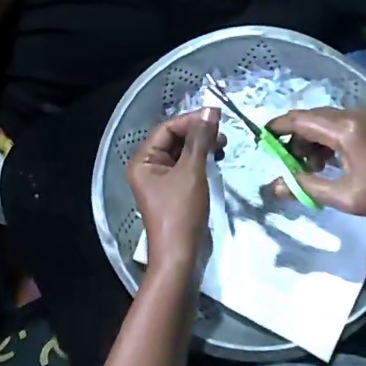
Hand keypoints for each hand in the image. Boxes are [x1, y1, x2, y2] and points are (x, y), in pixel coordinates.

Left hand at [127, 108, 223, 268]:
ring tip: (223, 145)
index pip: (167, 129)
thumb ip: (200, 139)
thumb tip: (210, 110)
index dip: (191, 120)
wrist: (181, 255)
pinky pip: (187, 167)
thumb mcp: (191, 171)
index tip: (217, 117)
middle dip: (198, 133)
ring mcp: (161, 181)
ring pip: (183, 153)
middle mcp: (148, 167)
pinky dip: (202, 160)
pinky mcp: (175, 192)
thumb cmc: (181, 211)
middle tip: (223, 134)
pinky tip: (216, 159)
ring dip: (202, 146)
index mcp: (142, 160)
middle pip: (174, 139)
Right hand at [264, 107, 365, 219]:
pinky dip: (325, 139)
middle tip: (284, 162)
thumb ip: (307, 187)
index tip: (261, 138)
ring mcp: (364, 117)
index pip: (300, 120)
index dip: (277, 128)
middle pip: (310, 118)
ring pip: (324, 121)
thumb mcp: (344, 196)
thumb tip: (276, 186)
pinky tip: (325, 162)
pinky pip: (338, 124)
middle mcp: (352, 115)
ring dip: (310, 140)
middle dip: (293, 137)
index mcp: (345, 129)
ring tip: (306, 168)